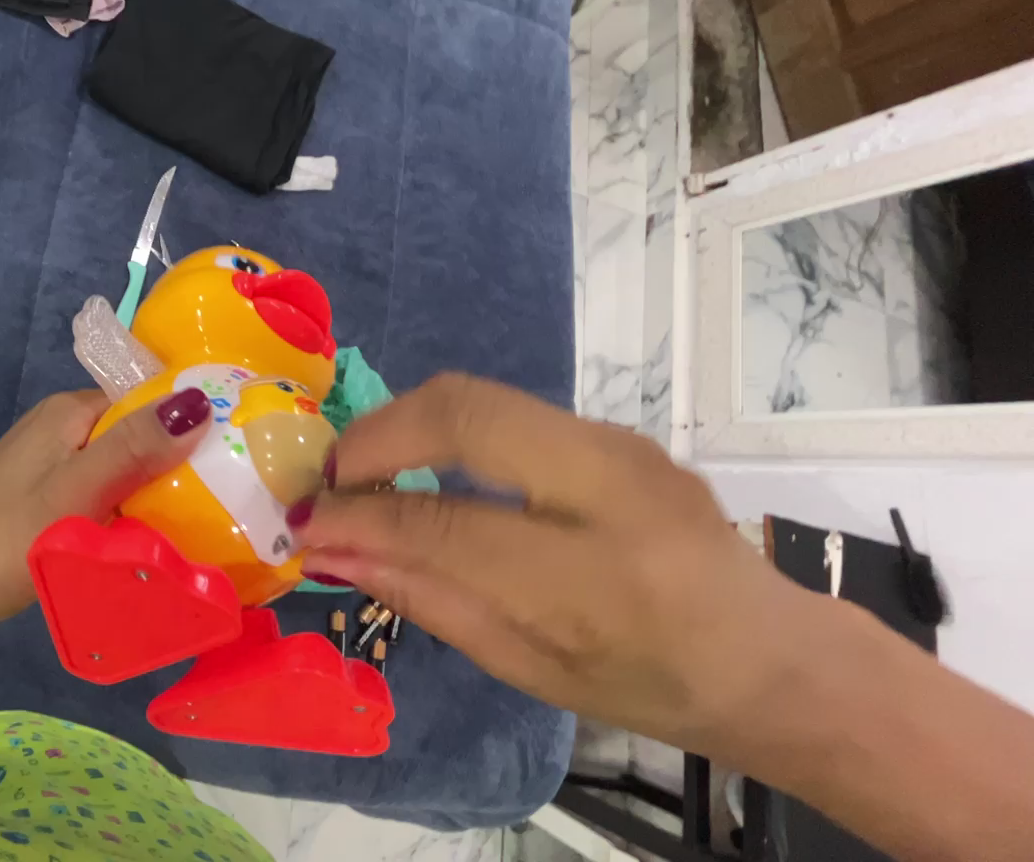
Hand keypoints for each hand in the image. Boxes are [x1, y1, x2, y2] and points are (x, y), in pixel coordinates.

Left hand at [0, 388, 212, 630]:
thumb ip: (134, 448)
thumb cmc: (5, 540)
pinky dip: (125, 508)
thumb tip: (198, 398)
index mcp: (69, 412)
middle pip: (136, 433)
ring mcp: (49, 461)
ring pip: (120, 466)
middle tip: (227, 504)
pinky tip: (148, 538)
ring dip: (152, 490)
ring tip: (201, 525)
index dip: (190, 425)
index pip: (146, 401)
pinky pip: (100, 490)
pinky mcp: (43, 494)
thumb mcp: (77, 493)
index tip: (236, 461)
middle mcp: (60, 426)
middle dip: (176, 464)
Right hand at [290, 373, 819, 754]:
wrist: (778, 658)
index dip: (357, 517)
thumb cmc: (649, 686)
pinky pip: (497, 409)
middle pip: (459, 413)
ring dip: (397, 426)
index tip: (304, 522)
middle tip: (330, 479)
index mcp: (598, 579)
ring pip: (471, 396)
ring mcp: (617, 444)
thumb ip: (421, 597)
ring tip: (362, 473)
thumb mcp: (527, 667)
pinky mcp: (610, 429)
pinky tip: (418, 467)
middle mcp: (612, 488)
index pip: (443, 524)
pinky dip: (434, 429)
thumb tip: (329, 551)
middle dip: (372, 437)